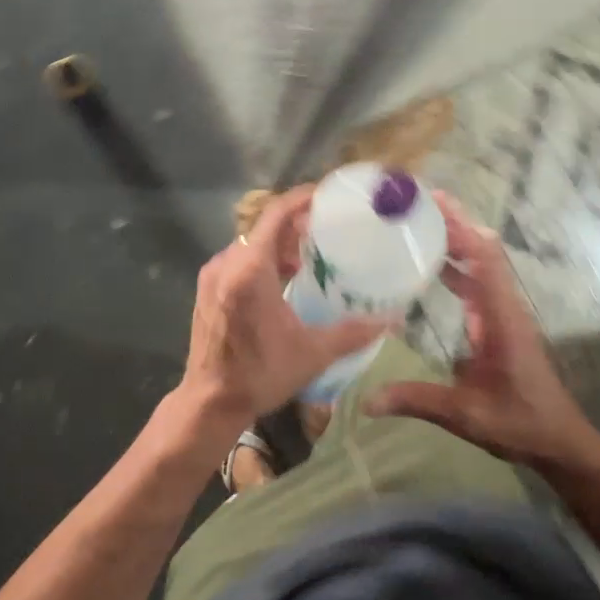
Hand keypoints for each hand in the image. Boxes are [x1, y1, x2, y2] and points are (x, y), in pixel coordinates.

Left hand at [179, 185, 388, 429]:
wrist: (209, 404)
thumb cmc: (260, 374)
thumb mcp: (312, 353)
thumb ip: (353, 332)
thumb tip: (393, 319)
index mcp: (250, 269)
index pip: (276, 214)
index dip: (301, 199)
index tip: (326, 195)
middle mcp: (227, 264)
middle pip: (263, 228)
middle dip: (294, 225)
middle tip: (325, 231)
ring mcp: (212, 277)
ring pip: (249, 245)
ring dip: (277, 245)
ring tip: (307, 257)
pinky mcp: (207, 291)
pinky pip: (238, 261)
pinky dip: (261, 260)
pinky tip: (282, 280)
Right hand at [366, 193, 597, 467]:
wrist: (557, 441)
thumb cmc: (518, 423)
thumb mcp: (465, 415)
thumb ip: (417, 401)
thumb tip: (367, 401)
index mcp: (501, 317)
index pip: (485, 258)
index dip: (462, 227)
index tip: (435, 202)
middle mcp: (504, 306)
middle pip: (483, 252)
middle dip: (454, 224)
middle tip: (417, 203)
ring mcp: (503, 313)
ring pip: (481, 265)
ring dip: (457, 242)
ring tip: (421, 223)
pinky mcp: (499, 324)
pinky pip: (478, 283)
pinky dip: (458, 267)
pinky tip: (433, 264)